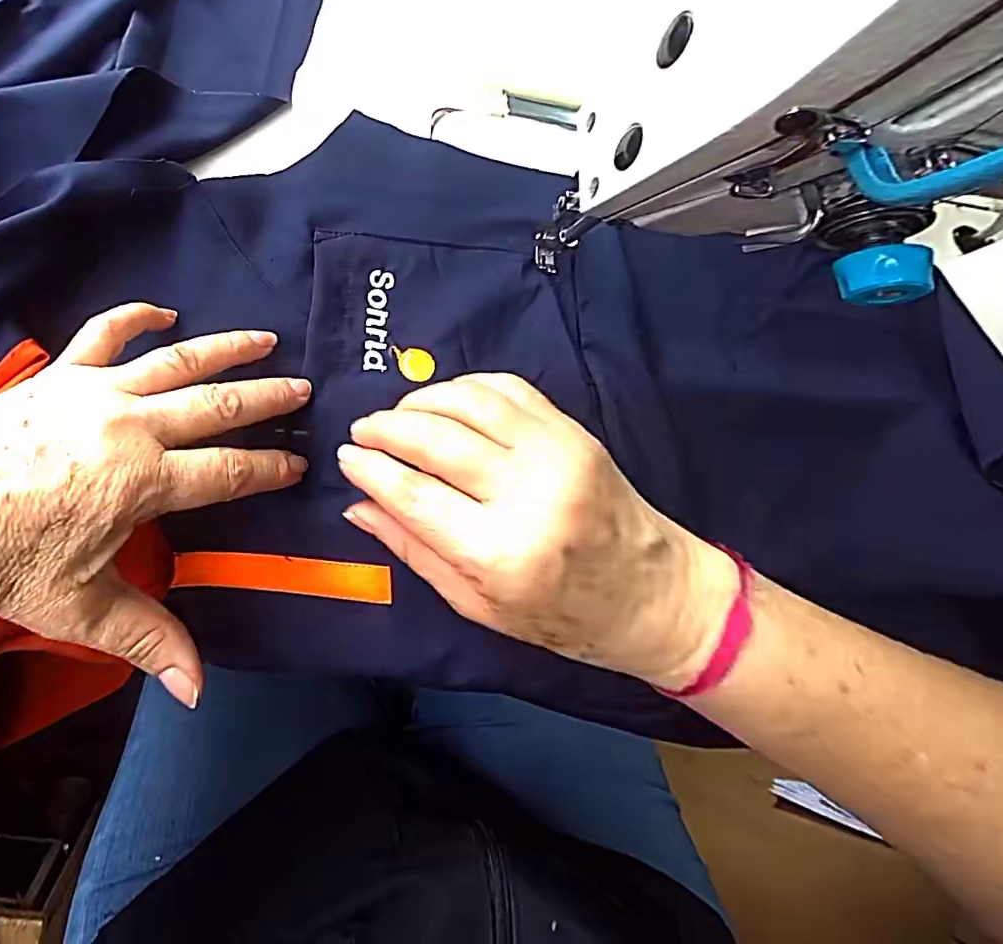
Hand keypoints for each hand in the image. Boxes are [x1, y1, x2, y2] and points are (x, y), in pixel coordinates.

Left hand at [0, 303, 310, 706]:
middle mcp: (127, 426)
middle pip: (215, 404)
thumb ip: (145, 638)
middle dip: (265, 398)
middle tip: (302, 391)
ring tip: (263, 340)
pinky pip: (104, 334)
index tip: (298, 463)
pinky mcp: (57, 376)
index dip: (269, 468)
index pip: (227, 472)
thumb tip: (198, 690)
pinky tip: (162, 313)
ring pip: (174, 360)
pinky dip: (135, 317)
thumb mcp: (77, 608)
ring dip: (224, 349)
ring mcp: (92, 392)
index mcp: (141, 482)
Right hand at [335, 372, 737, 688]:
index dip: (369, 469)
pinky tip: (441, 404)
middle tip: (361, 431)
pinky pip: (505, 389)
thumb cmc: (557, 613)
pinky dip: (462, 388)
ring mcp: (557, 455)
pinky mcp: (573, 432)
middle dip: (383, 428)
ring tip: (396, 416)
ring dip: (418, 401)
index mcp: (499, 552)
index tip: (346, 458)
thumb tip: (356, 506)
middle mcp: (529, 496)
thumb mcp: (472, 602)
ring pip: (466, 402)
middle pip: (433, 440)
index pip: (412, 493)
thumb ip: (410, 549)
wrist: (657, 596)